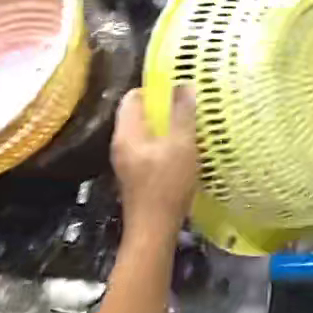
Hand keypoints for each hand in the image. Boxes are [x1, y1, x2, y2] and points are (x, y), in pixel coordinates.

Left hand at [110, 86, 199, 239]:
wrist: (154, 229)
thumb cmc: (167, 184)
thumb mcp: (181, 145)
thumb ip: (182, 113)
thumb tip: (184, 84)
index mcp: (127, 134)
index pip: (132, 98)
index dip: (154, 89)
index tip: (178, 89)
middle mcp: (122, 145)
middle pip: (138, 115)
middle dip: (163, 107)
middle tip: (189, 105)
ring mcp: (127, 162)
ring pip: (146, 133)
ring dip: (166, 126)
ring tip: (190, 125)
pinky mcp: (136, 175)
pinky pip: (149, 148)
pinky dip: (165, 143)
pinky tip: (185, 150)